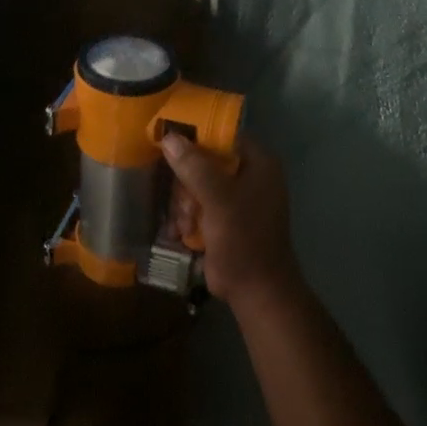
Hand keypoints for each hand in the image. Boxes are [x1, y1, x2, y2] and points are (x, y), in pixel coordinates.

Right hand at [161, 135, 301, 309]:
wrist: (255, 290)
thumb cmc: (244, 239)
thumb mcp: (218, 199)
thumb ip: (194, 166)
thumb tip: (169, 136)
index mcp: (258, 162)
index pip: (223, 135)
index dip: (196, 137)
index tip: (169, 144)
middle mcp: (248, 175)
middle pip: (203, 160)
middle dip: (187, 184)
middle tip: (185, 204)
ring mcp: (235, 198)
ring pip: (195, 184)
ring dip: (184, 204)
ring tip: (185, 224)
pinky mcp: (222, 218)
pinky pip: (196, 204)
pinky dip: (187, 217)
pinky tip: (182, 232)